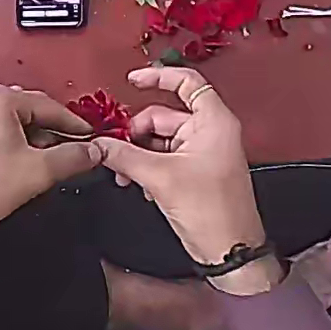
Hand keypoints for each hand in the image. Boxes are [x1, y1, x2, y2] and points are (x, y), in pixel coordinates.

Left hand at [0, 85, 101, 239]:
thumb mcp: (40, 171)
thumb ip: (73, 157)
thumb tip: (94, 151)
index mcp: (1, 100)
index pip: (52, 107)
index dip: (76, 126)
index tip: (92, 139)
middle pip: (37, 114)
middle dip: (59, 136)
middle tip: (79, 155)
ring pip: (23, 127)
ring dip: (41, 145)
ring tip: (57, 166)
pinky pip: (7, 135)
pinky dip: (24, 149)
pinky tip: (32, 169)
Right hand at [89, 67, 275, 289]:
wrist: (230, 252)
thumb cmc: (212, 211)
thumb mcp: (161, 178)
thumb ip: (125, 156)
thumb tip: (100, 144)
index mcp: (213, 121)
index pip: (187, 82)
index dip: (158, 77)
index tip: (131, 81)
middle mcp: (210, 131)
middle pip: (164, 115)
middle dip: (137, 132)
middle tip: (116, 149)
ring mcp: (202, 152)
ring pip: (160, 139)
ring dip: (139, 154)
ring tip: (124, 174)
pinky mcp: (194, 171)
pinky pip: (164, 157)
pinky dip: (148, 167)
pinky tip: (140, 186)